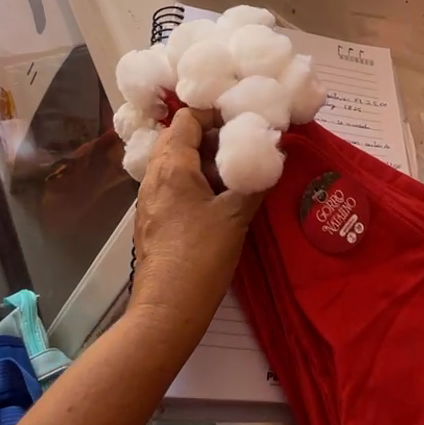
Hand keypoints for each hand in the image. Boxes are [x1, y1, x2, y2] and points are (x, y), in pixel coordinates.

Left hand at [129, 109, 267, 330]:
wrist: (166, 311)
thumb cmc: (201, 257)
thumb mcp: (236, 216)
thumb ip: (255, 180)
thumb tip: (273, 154)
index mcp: (172, 167)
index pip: (187, 118)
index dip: (214, 113)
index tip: (242, 120)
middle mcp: (154, 176)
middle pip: (179, 137)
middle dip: (211, 135)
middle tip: (242, 143)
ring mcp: (150, 198)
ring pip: (176, 161)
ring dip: (204, 159)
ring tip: (235, 169)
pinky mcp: (152, 218)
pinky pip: (172, 183)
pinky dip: (195, 179)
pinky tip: (218, 197)